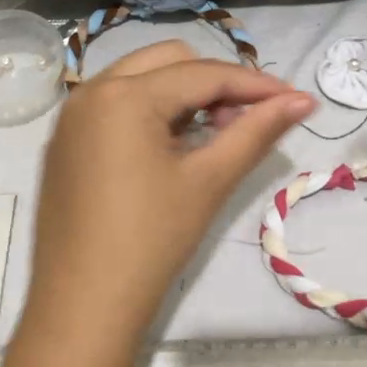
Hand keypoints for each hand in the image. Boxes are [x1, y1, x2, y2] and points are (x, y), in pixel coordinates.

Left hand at [29, 42, 314, 333]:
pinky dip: (149, 113)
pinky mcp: (63, 143)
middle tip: (245, 123)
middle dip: (214, 83)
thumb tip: (302, 101)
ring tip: (212, 137)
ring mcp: (71, 117)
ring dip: (181, 95)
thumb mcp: (209, 181)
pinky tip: (170, 151)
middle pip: (168, 61)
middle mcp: (90, 91)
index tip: (296, 100)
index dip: (255, 84)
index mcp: (124, 94)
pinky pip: (114, 105)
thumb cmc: (151, 241)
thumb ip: (256, 131)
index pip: (204, 73)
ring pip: (139, 79)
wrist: (83, 304)